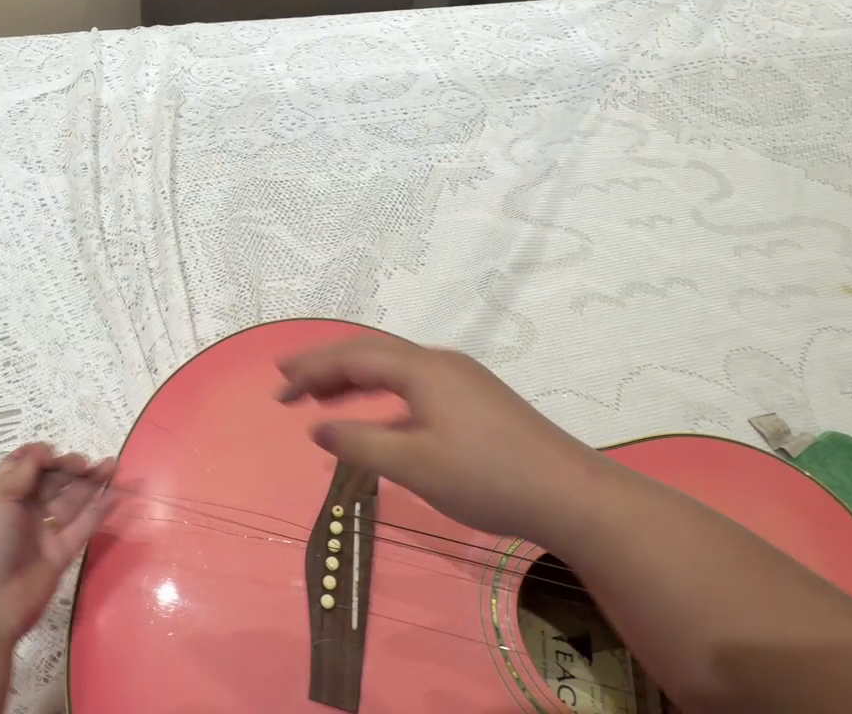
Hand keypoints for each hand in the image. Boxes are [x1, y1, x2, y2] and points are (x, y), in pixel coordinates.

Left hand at [0, 443, 116, 642]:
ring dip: (90, 483)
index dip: (39, 456)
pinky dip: (99, 510)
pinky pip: (81, 527)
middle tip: (86, 462)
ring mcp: (40, 534)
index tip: (54, 452)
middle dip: (68, 467)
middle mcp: (19, 512)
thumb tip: (43, 451)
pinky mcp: (58, 555)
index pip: (20, 467)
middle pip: (49, 482)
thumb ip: (22, 472)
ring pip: (69, 501)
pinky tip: (116, 493)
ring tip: (112, 465)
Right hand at [276, 336, 619, 544]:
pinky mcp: (476, 400)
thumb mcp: (414, 465)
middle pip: (370, 354)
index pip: (353, 358)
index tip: (277, 386)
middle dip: (326, 366)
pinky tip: (375, 417)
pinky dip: (381, 395)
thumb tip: (316, 428)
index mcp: (422, 369)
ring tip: (318, 396)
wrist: (573, 497)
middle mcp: (439, 363)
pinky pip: (412, 384)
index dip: (312, 370)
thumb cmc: (488, 478)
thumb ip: (359, 443)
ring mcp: (461, 379)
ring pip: (393, 369)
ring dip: (353, 379)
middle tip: (287, 381)